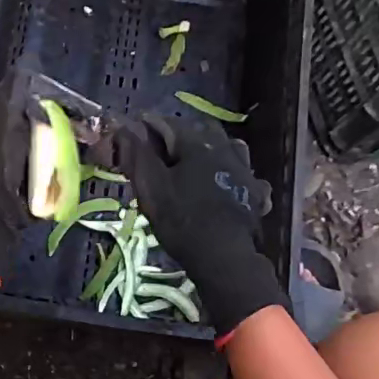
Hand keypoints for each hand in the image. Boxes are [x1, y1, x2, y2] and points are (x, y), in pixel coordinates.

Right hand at [120, 114, 285, 337]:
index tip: (131, 134)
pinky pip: (244, 174)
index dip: (145, 127)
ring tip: (193, 164)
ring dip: (208, 150)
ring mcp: (245, 170)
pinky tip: (226, 184)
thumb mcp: (150, 187)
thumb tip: (123, 128)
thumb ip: (137, 155)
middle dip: (177, 137)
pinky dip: (233, 174)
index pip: (166, 123)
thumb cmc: (181, 219)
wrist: (223, 256)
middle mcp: (224, 148)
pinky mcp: (255, 192)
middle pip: (198, 132)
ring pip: (226, 148)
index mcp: (196, 143)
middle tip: (158, 152)